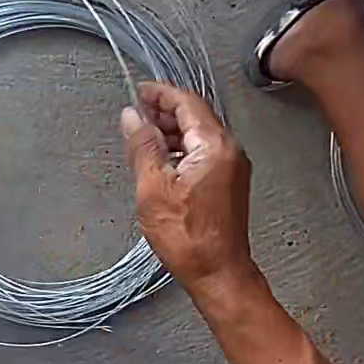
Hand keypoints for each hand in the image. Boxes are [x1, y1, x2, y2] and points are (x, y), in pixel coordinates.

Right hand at [120, 81, 256, 290]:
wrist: (218, 272)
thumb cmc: (187, 237)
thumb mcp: (153, 187)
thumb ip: (142, 146)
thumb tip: (132, 116)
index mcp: (214, 146)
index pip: (187, 103)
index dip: (161, 93)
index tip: (140, 90)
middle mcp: (230, 151)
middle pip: (196, 115)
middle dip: (165, 110)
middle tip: (138, 111)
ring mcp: (232, 167)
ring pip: (199, 134)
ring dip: (171, 130)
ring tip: (143, 134)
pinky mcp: (228, 182)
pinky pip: (203, 152)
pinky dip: (180, 147)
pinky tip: (161, 158)